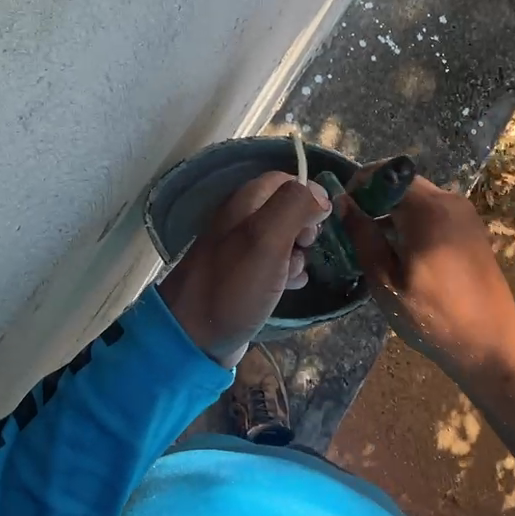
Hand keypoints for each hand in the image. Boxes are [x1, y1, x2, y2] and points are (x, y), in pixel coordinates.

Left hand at [157, 171, 330, 366]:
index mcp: (244, 201)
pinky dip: (289, 274)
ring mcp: (242, 249)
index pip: (286, 180)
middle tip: (304, 248)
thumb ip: (293, 206)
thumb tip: (320, 193)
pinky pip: (276, 266)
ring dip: (299, 256)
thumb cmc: (233, 284)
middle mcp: (242, 219)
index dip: (308, 196)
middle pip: (288, 209)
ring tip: (293, 275)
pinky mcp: (245, 277)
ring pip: (285, 240)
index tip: (319, 222)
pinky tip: (290, 288)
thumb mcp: (266, 238)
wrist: (194, 336)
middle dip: (306, 229)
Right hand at [340, 176, 514, 380]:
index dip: (359, 187)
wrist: (492, 346)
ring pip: (417, 197)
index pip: (384, 174)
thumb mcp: (385, 280)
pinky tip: (404, 252)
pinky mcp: (472, 228)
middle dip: (375, 200)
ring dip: (393, 211)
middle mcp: (449, 201)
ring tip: (377, 244)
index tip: (344, 213)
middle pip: (401, 184)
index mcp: (428, 209)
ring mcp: (465, 213)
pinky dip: (413, 221)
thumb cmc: (433, 317)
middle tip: (357, 231)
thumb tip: (342, 202)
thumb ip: (362, 235)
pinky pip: (434, 211)